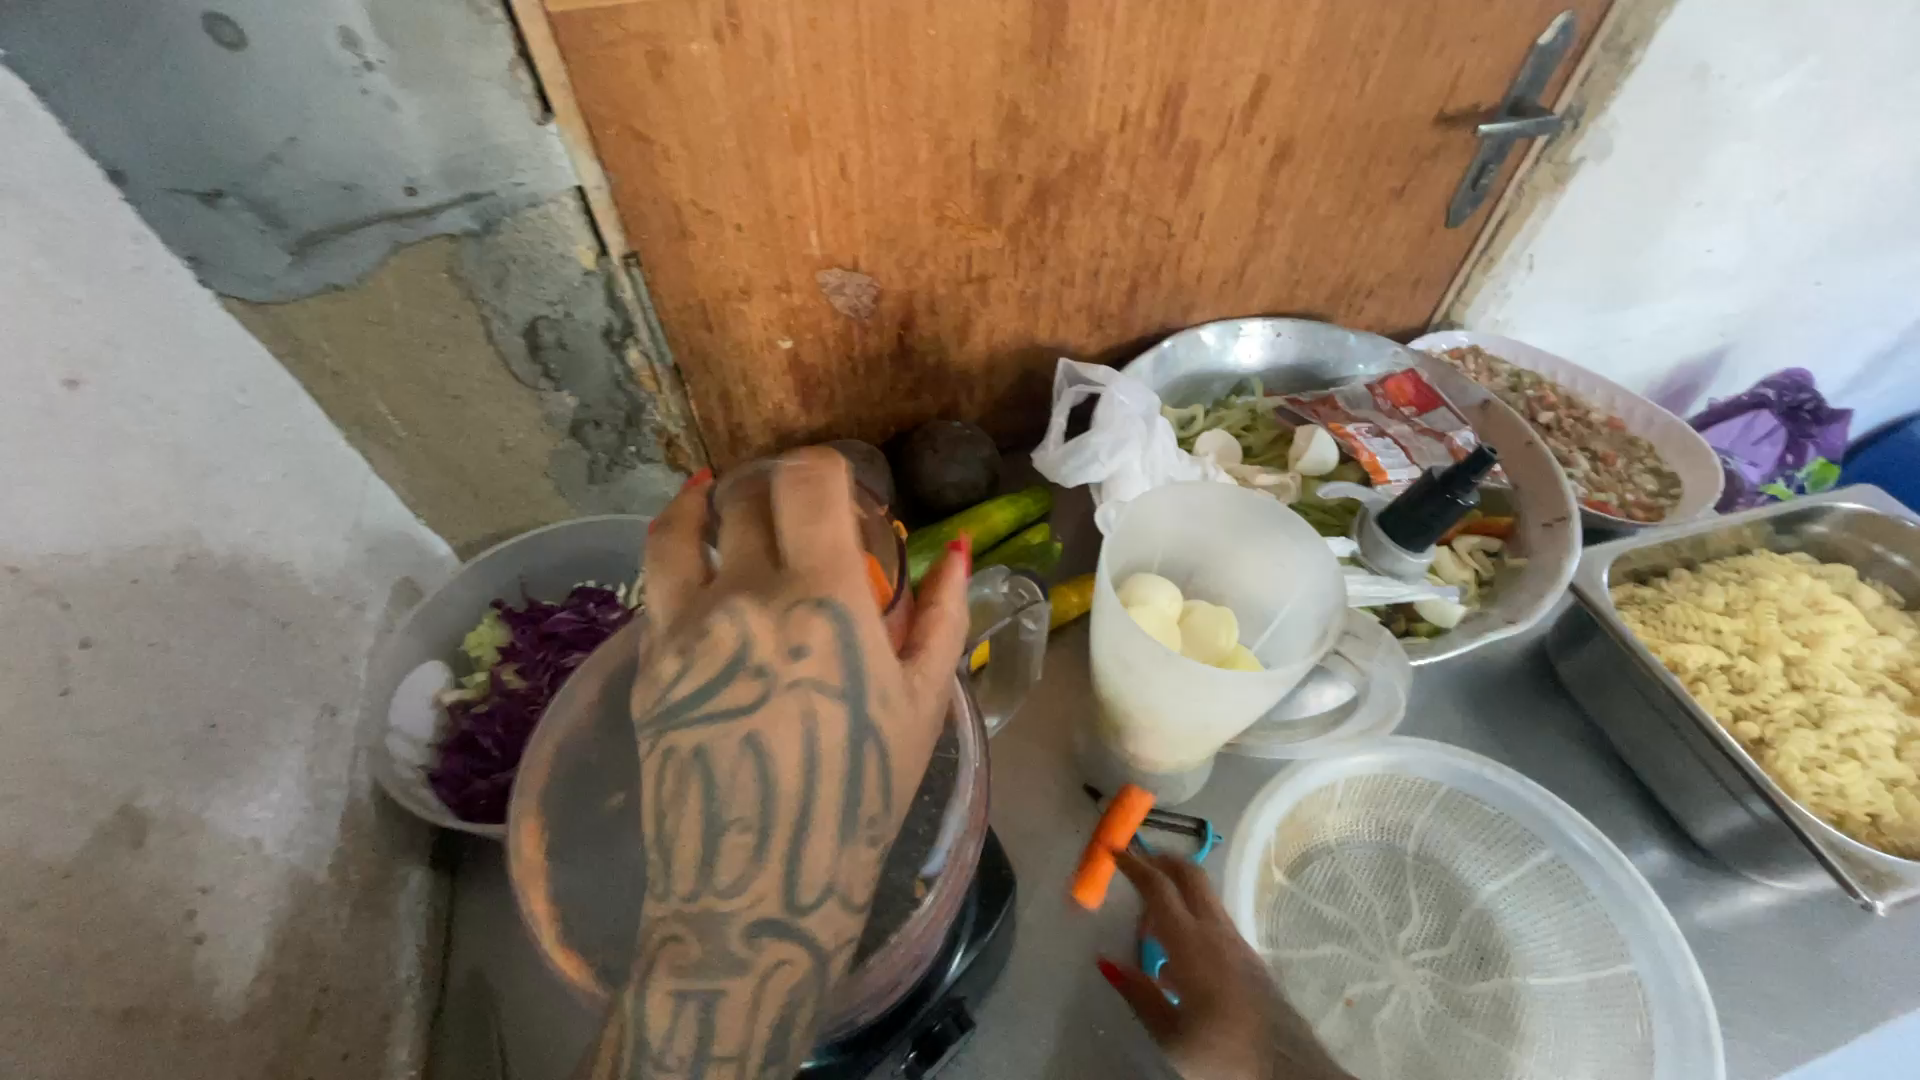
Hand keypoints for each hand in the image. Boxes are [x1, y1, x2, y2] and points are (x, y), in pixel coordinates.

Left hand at [580, 448, 971, 1079]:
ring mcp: (688, 625)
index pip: (810, 480)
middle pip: (748, 494)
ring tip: (725, 496)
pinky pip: (654, 575)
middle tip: (797, 503)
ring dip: (710, 497)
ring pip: (683, 522)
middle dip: (777, 482)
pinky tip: (694, 544)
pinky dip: (676, 540)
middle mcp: (748, 593)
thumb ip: (944, 612)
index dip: (826, 462)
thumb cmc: (862, 792)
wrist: (760, 881)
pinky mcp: (650, 659)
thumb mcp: (921, 700)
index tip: (841, 482)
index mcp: (825, 598)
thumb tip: (959, 549)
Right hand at [1100, 851, 1353, 1079]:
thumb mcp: (1170, 1034)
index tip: (1114, 852)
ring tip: (1152, 910)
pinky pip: (1214, 916)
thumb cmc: (1223, 1053)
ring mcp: (1236, 940)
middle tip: (1137, 861)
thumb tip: (1108, 962)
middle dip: (1161, 860)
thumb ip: (1138, 993)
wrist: (1290, 1071)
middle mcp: (1214, 930)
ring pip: (1204, 894)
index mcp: (1189, 942)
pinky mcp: (1249, 956)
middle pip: (1189, 874)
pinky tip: (1179, 945)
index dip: (1134, 865)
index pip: (1158, 887)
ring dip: (1177, 886)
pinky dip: (1191, 911)